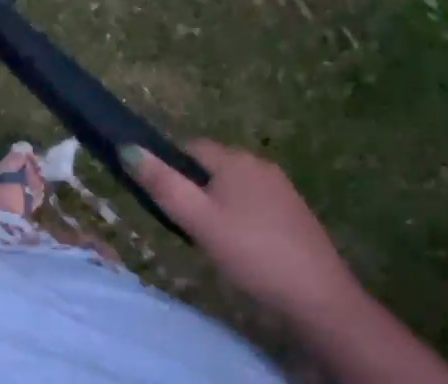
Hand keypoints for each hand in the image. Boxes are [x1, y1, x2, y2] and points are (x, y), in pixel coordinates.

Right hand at [126, 140, 362, 318]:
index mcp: (234, 159)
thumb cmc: (251, 253)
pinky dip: (242, 216)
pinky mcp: (297, 214)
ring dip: (218, 203)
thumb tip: (126, 147)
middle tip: (187, 223)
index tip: (165, 200)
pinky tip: (244, 246)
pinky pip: (256, 203)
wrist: (321, 300)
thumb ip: (161, 182)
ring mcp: (283, 189)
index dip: (170, 168)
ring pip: (234, 186)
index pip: (188, 147)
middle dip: (194, 187)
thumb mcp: (197, 220)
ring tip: (213, 238)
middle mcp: (260, 164)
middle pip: (211, 166)